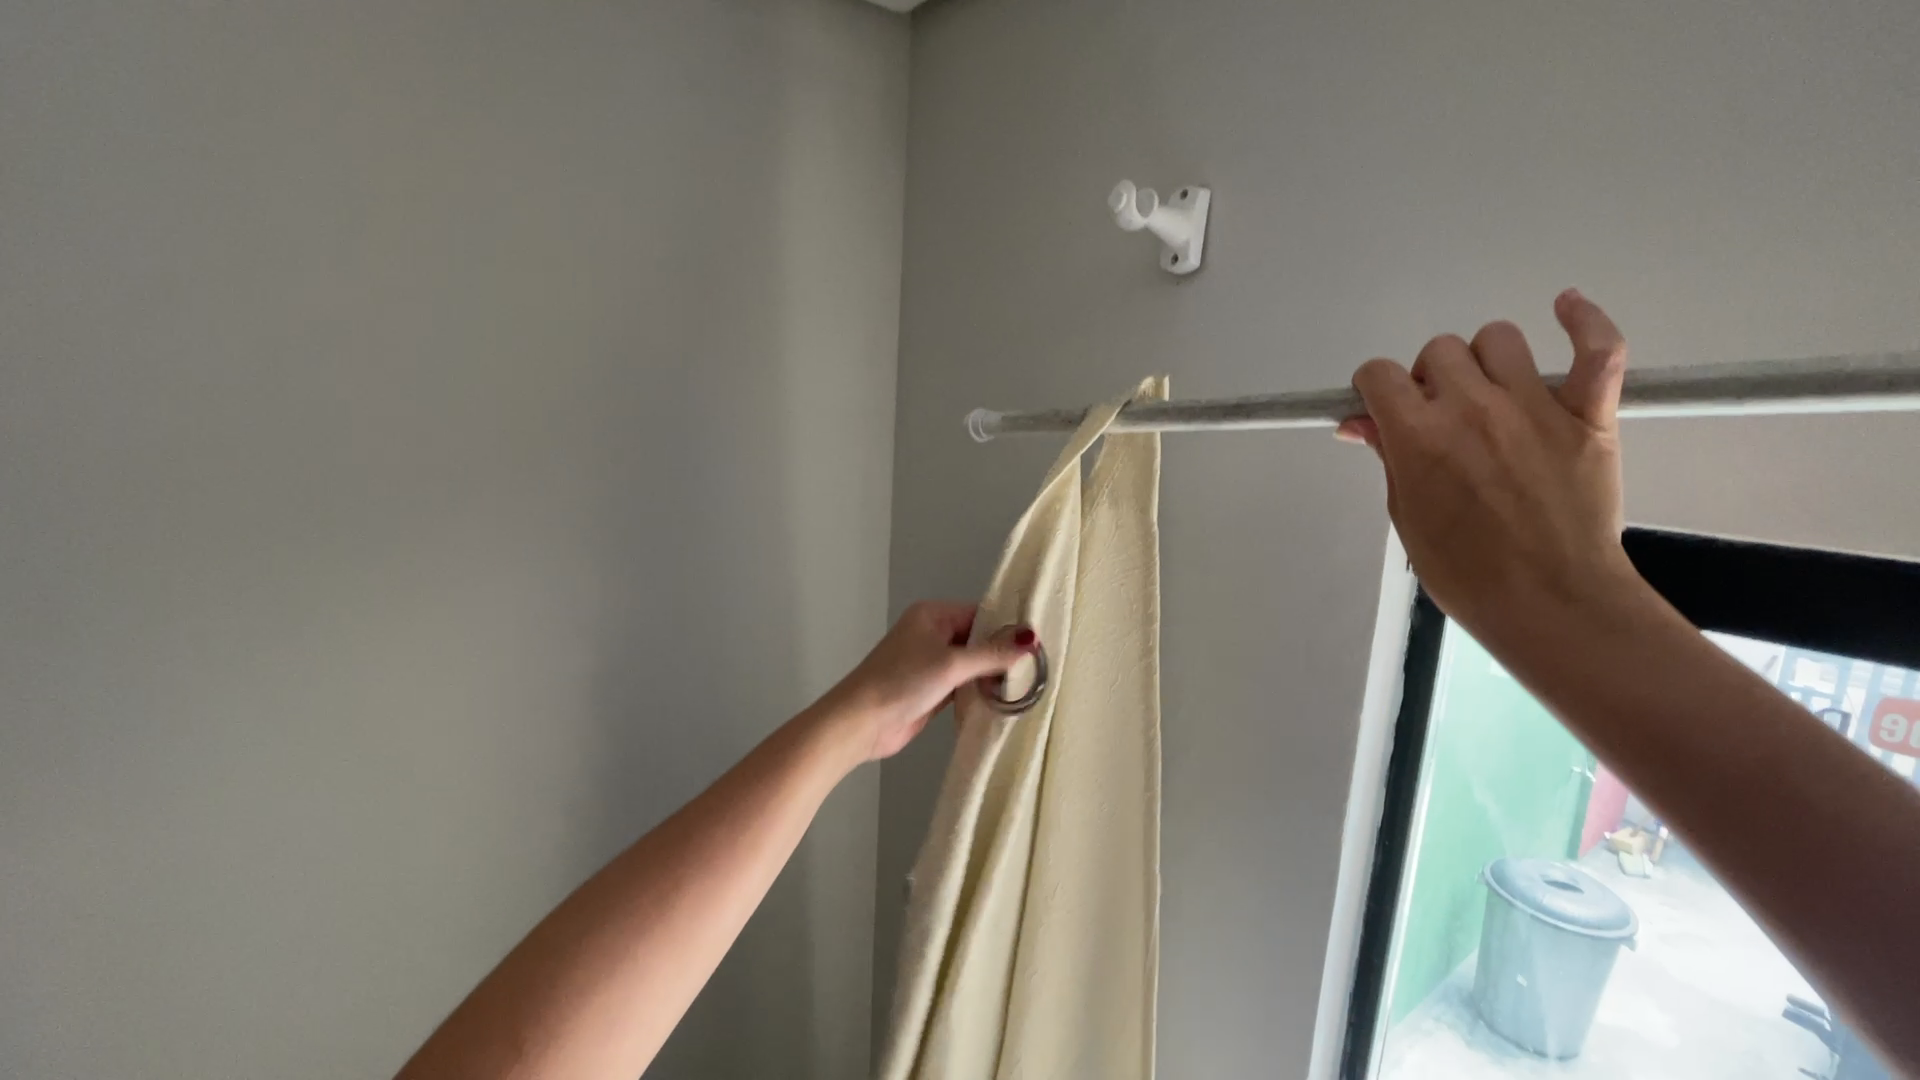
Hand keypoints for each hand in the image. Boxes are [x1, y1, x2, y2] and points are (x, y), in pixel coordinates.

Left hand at [819, 601, 1033, 762]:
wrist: (862, 723)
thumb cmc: (902, 682)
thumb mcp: (951, 664)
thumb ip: (992, 654)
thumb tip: (1031, 640)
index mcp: (933, 615)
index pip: (980, 613)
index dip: (1007, 627)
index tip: (1038, 643)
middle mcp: (933, 634)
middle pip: (978, 639)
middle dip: (1003, 653)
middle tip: (1039, 667)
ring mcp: (932, 663)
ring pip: (973, 664)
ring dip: (993, 675)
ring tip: (1029, 683)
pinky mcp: (933, 690)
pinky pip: (965, 685)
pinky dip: (981, 692)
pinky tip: (1005, 699)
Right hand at [1336, 289, 1642, 643]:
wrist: (1549, 601)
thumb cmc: (1464, 569)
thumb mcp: (1406, 513)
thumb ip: (1389, 456)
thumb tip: (1360, 422)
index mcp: (1418, 436)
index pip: (1379, 375)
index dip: (1374, 390)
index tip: (1382, 410)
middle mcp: (1471, 407)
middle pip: (1438, 352)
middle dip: (1429, 381)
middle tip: (1439, 419)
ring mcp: (1534, 406)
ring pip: (1498, 339)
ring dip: (1483, 362)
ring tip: (1489, 395)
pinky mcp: (1588, 414)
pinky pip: (1598, 348)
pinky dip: (1584, 321)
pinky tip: (1567, 307)